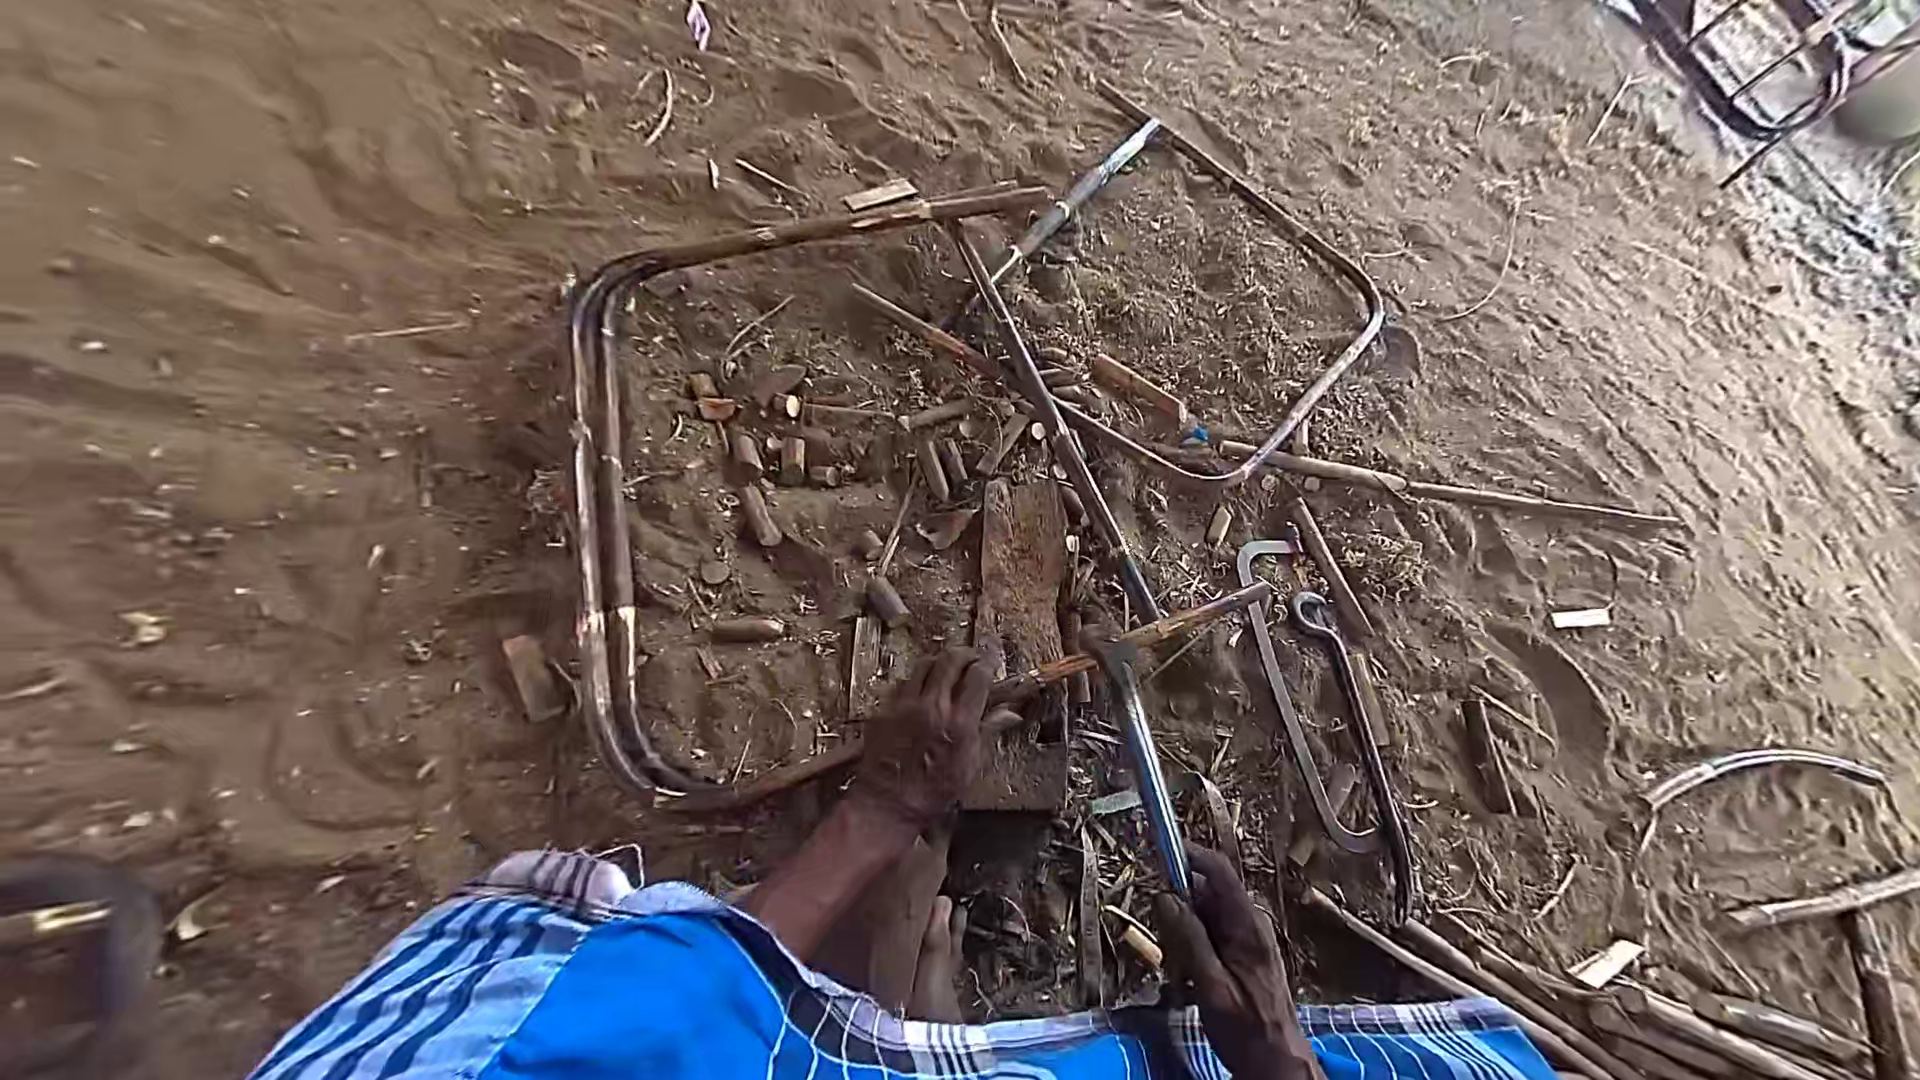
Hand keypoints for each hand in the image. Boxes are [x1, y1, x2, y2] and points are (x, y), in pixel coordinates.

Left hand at [852, 648, 991, 830]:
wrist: (888, 804)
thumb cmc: (932, 792)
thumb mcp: (971, 765)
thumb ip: (988, 732)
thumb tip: (1008, 714)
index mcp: (959, 722)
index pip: (979, 676)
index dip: (989, 662)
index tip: (992, 660)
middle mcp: (933, 707)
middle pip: (951, 660)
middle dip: (966, 653)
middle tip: (972, 657)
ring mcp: (905, 705)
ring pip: (925, 664)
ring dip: (940, 662)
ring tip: (947, 668)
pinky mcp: (885, 708)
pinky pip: (903, 681)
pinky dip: (916, 680)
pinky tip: (921, 689)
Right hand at [1154, 845, 1315, 1079]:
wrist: (1280, 1072)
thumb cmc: (1249, 1032)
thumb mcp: (1212, 987)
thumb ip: (1188, 938)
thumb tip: (1163, 895)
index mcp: (1247, 924)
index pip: (1217, 868)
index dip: (1186, 853)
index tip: (1154, 850)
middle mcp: (1248, 922)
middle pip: (1203, 890)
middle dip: (1177, 905)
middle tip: (1165, 939)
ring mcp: (1245, 936)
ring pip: (1202, 911)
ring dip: (1182, 929)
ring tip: (1180, 968)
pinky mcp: (1240, 951)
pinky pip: (1208, 931)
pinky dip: (1191, 944)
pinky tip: (1189, 974)